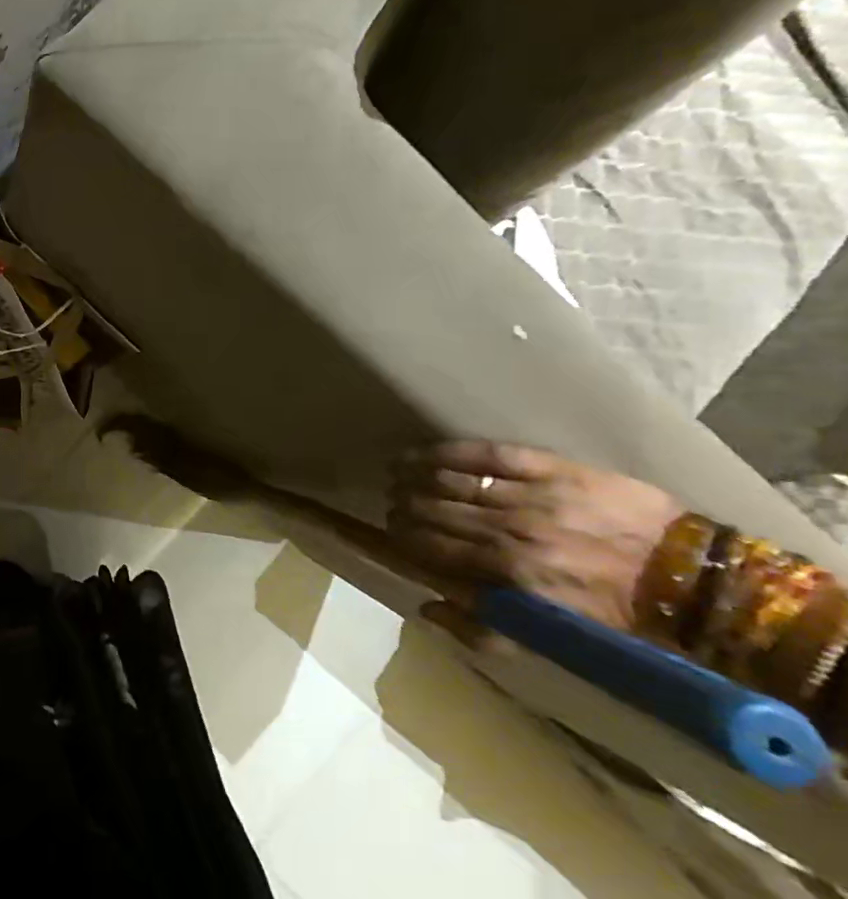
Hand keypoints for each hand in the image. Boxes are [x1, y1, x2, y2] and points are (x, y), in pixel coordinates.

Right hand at [386, 441, 684, 631]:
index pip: (427, 545)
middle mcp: (509, 531)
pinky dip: (446, 453)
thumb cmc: (617, 614)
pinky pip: (487, 455)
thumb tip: (426, 607)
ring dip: (413, 477)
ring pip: (449, 480)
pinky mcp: (554, 470)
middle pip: (430, 509)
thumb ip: (484, 629)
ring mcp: (531, 497)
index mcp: (505, 573)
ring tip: (397, 475)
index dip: (401, 537)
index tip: (393, 533)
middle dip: (402, 506)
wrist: (697, 582)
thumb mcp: (550, 638)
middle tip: (394, 505)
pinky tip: (422, 454)